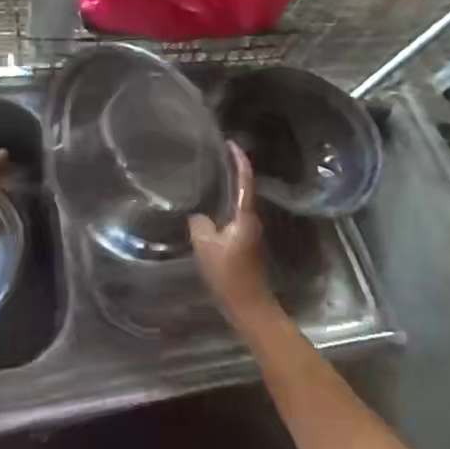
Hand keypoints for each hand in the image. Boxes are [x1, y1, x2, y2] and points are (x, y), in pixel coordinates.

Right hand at [189, 142, 272, 317]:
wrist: (248, 305)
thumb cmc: (229, 274)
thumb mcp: (206, 246)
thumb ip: (200, 225)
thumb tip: (198, 216)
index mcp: (245, 216)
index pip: (245, 180)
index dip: (239, 160)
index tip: (231, 143)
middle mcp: (251, 219)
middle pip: (244, 188)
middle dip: (233, 171)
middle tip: (216, 156)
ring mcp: (250, 232)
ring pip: (238, 203)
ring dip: (228, 189)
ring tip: (210, 177)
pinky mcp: (244, 242)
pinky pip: (234, 216)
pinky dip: (224, 205)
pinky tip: (210, 207)